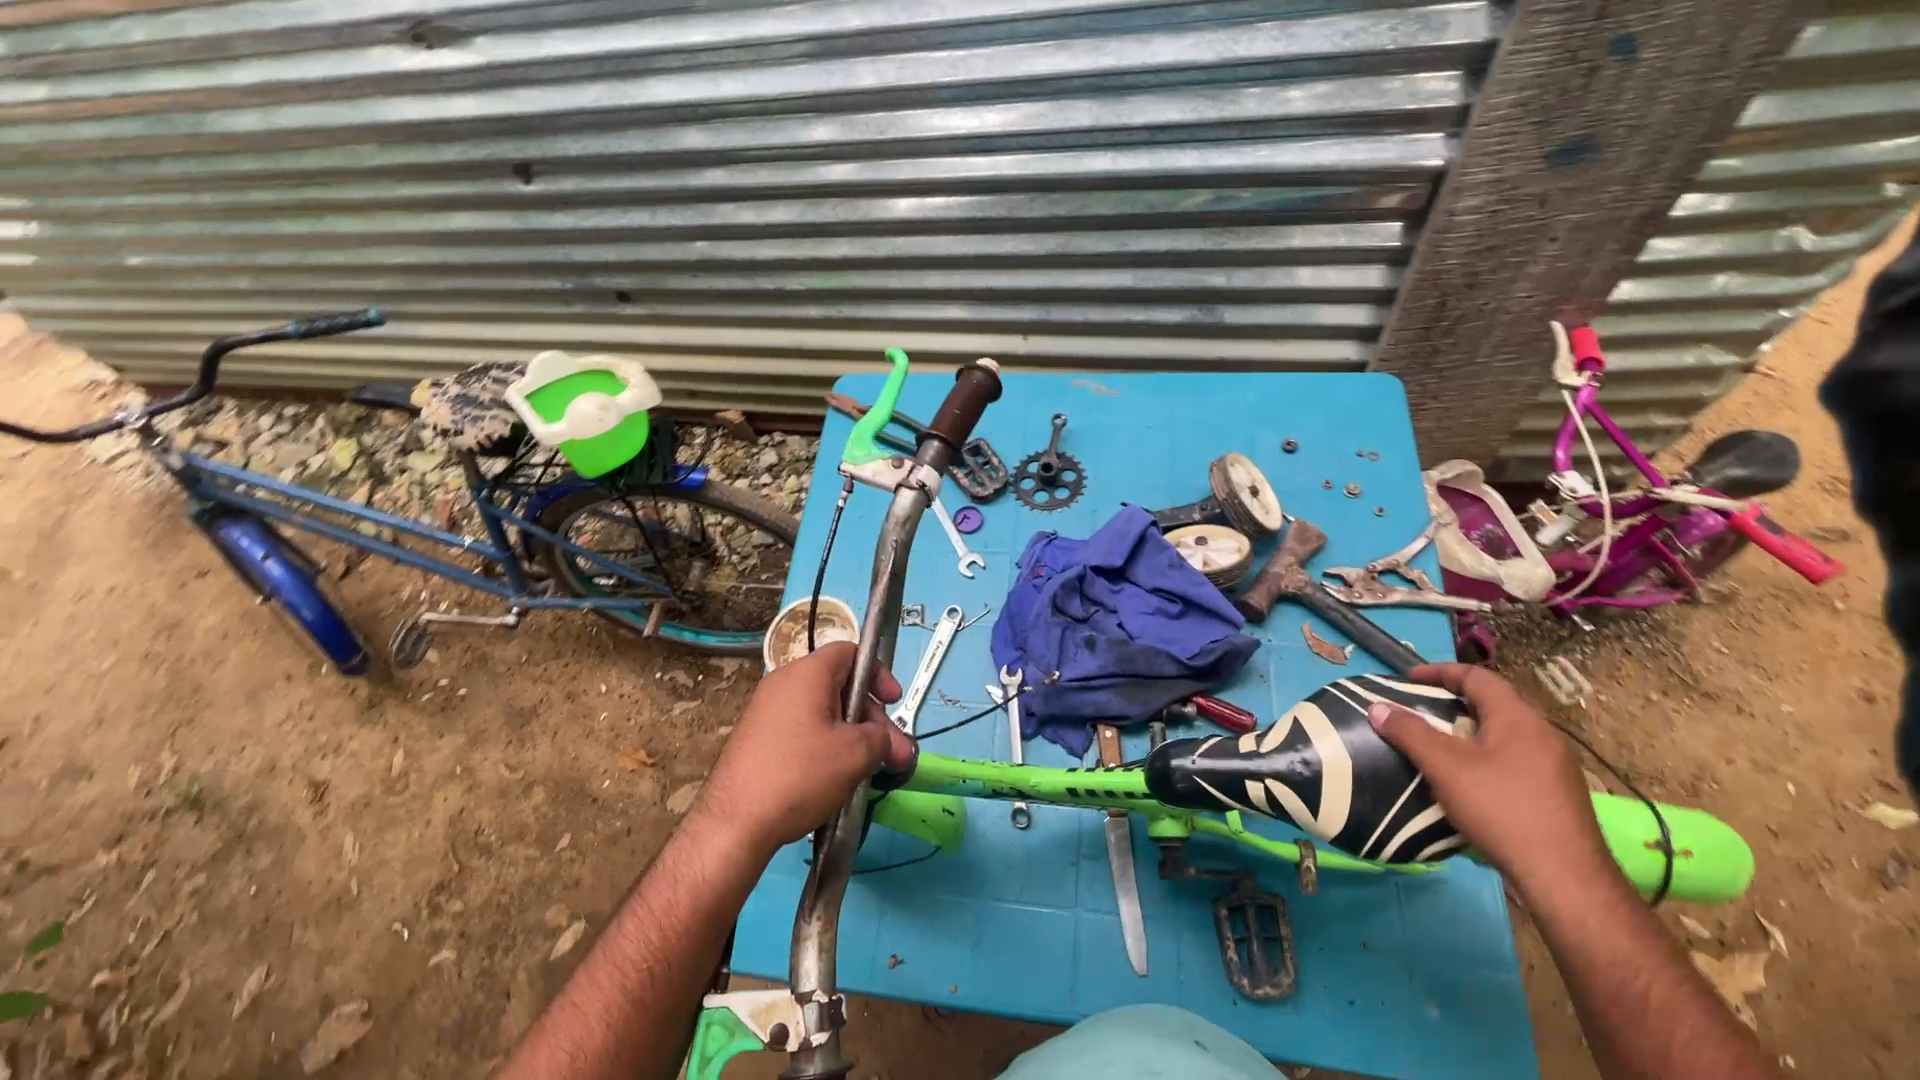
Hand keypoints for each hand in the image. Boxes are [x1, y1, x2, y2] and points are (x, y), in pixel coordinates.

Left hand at [691, 642, 914, 856]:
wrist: (735, 821)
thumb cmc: (801, 774)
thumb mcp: (856, 753)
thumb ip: (882, 738)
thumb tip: (888, 742)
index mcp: (807, 674)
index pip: (849, 652)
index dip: (878, 672)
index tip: (893, 701)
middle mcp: (783, 684)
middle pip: (839, 686)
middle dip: (871, 718)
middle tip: (892, 752)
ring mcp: (766, 712)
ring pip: (822, 712)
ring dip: (852, 735)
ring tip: (870, 769)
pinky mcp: (758, 739)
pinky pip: (802, 730)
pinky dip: (825, 745)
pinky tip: (836, 776)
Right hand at [1367, 664, 1611, 889]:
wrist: (1563, 875)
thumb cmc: (1501, 809)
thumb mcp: (1445, 767)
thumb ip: (1410, 733)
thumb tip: (1378, 707)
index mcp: (1517, 718)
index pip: (1477, 677)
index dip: (1440, 672)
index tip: (1408, 679)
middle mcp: (1542, 733)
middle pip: (1493, 704)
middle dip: (1453, 703)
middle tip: (1420, 713)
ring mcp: (1555, 765)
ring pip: (1505, 735)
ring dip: (1470, 733)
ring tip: (1439, 748)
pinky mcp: (1558, 793)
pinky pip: (1515, 760)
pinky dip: (1486, 758)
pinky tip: (1471, 784)